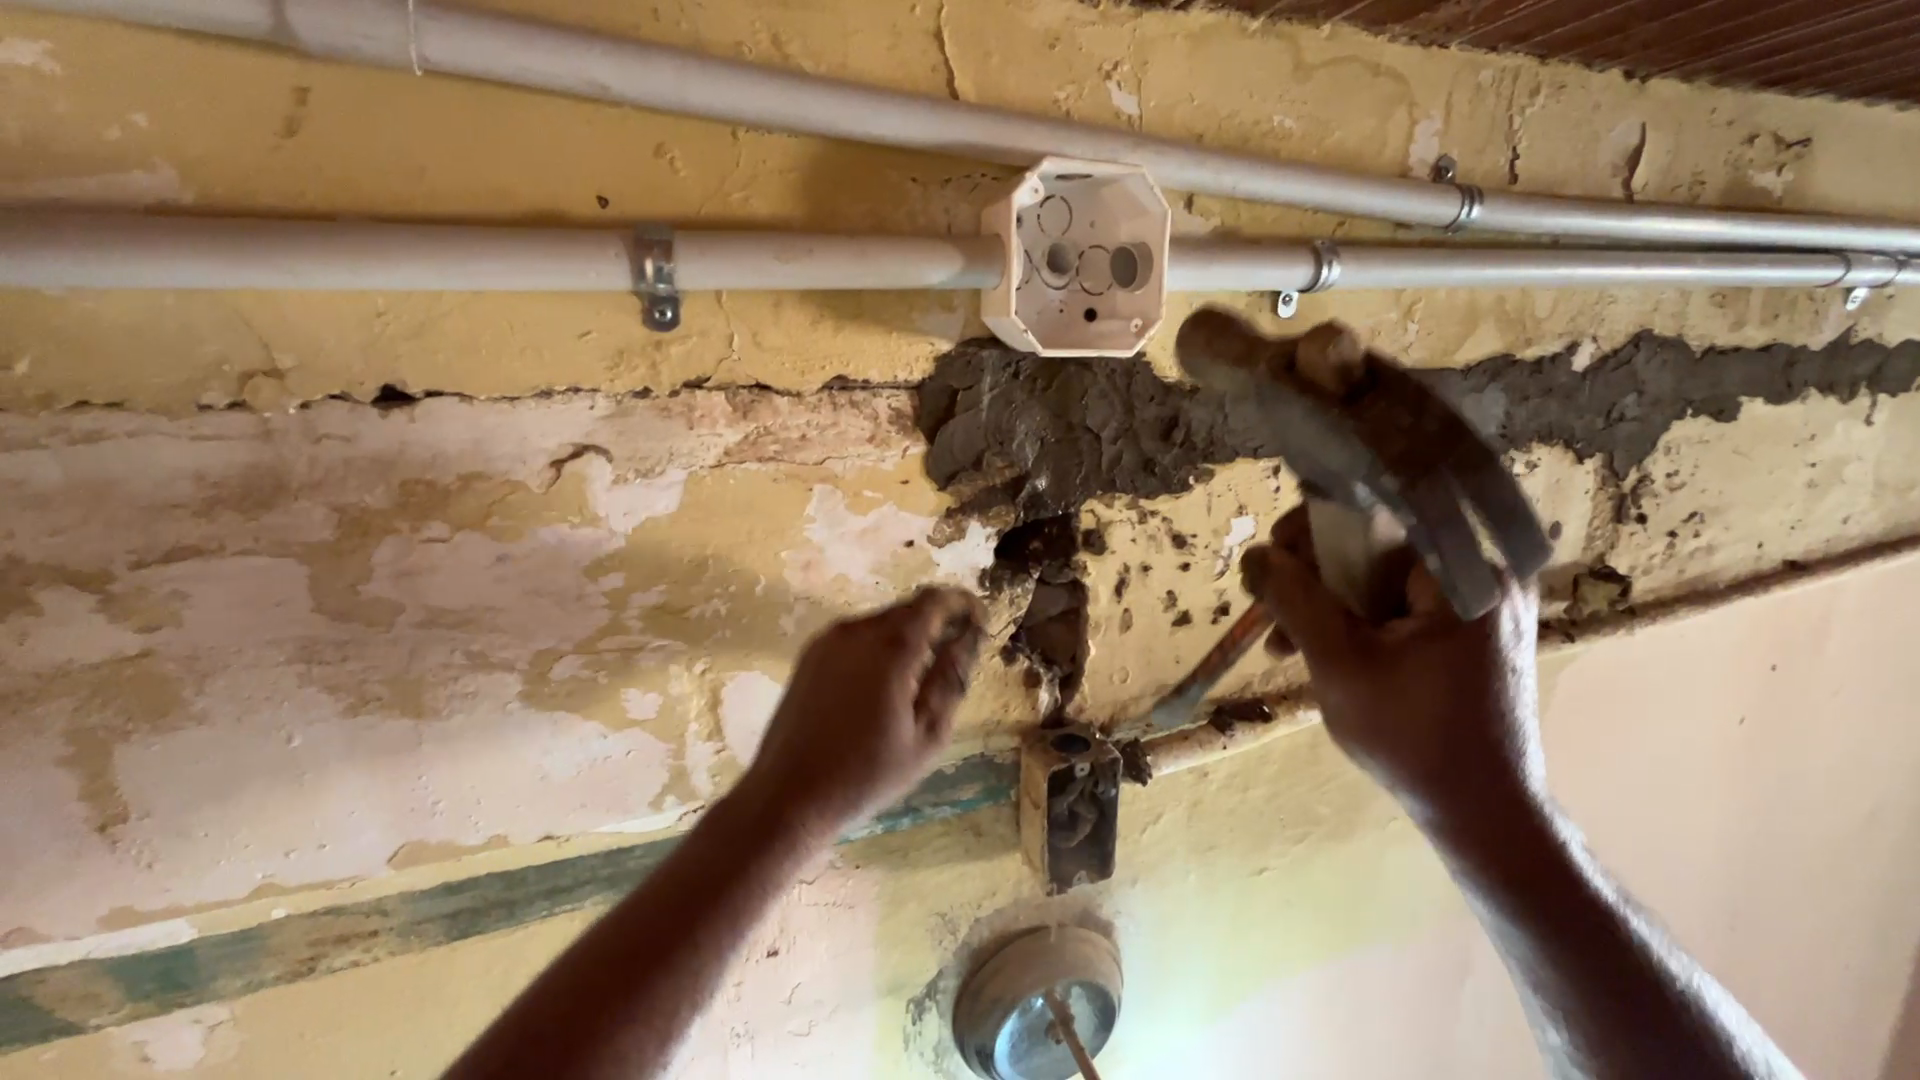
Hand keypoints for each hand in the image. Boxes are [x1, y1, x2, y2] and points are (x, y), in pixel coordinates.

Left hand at [740, 587, 986, 840]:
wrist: (787, 796)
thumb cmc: (866, 774)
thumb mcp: (926, 735)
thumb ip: (950, 679)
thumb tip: (968, 640)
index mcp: (890, 647)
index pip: (935, 601)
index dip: (963, 604)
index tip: (980, 621)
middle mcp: (856, 631)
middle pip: (908, 608)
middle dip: (938, 621)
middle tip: (957, 654)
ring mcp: (828, 641)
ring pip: (882, 621)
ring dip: (909, 635)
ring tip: (923, 675)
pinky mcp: (810, 655)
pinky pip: (857, 637)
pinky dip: (880, 646)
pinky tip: (885, 684)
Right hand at [1242, 507, 1543, 830]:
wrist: (1481, 811)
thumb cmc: (1412, 737)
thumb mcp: (1338, 663)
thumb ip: (1295, 600)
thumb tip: (1254, 555)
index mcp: (1464, 572)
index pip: (1375, 514)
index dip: (1312, 528)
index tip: (1271, 557)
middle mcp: (1484, 573)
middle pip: (1378, 545)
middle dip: (1314, 576)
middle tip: (1271, 608)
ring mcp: (1482, 603)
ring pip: (1383, 578)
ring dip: (1328, 603)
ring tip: (1283, 645)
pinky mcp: (1472, 630)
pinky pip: (1402, 604)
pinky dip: (1359, 621)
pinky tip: (1322, 652)